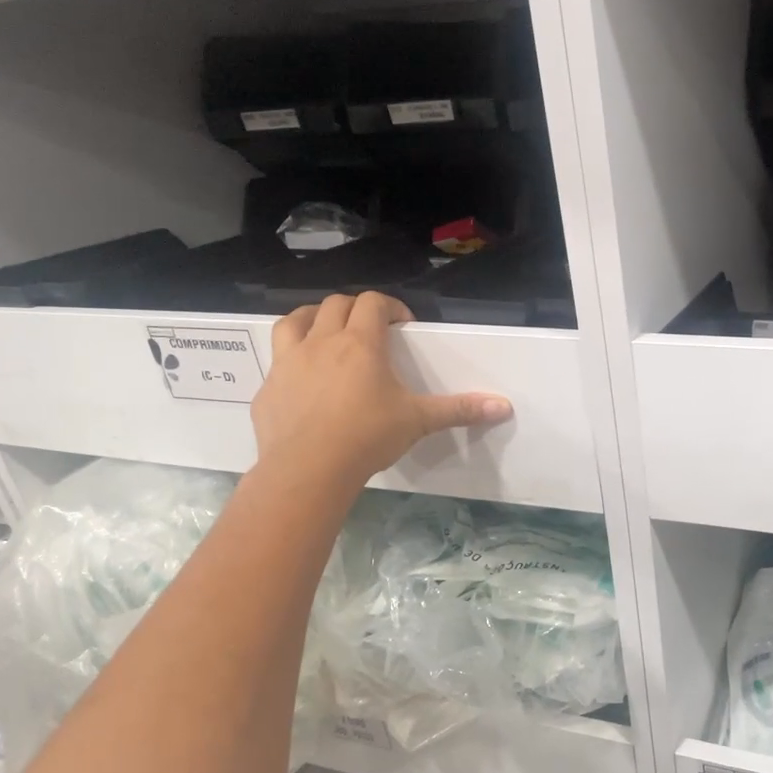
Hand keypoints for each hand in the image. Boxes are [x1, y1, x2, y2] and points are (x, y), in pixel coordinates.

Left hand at [251, 292, 511, 491]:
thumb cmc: (367, 437)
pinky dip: (291, 362)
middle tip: (369, 329)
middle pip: (334, 305)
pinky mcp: (268, 388)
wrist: (307, 470)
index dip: (390, 305)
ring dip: (311, 319)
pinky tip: (303, 384)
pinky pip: (276, 362)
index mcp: (360, 343)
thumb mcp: (418, 421)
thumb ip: (459, 410)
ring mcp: (288, 363)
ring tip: (325, 335)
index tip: (402, 324)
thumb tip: (503, 407)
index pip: (372, 303)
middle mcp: (321, 343)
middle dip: (354, 309)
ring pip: (293, 321)